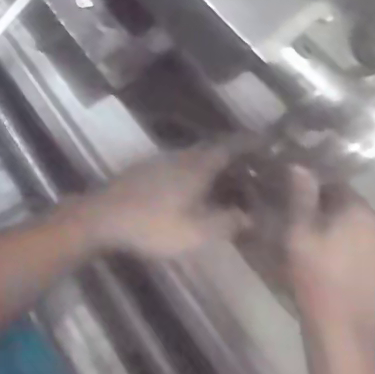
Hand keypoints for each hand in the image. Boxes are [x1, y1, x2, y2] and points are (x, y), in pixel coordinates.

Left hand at [70, 144, 250, 257]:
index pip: (228, 146)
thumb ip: (226, 222)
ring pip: (197, 158)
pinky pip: (184, 166)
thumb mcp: (195, 232)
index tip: (271, 141)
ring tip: (240, 184)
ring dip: (219, 167)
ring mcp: (161, 162)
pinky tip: (206, 192)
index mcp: (194, 166)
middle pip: (213, 150)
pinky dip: (202, 174)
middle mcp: (179, 157)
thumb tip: (252, 215)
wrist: (102, 216)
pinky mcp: (148, 172)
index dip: (250, 143)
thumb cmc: (152, 224)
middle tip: (262, 169)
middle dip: (238, 157)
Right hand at [284, 167, 374, 338]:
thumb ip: (301, 195)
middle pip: (354, 207)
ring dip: (349, 231)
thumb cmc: (316, 274)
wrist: (346, 330)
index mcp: (361, 211)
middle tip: (309, 225)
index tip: (299, 202)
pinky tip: (344, 264)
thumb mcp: (298, 231)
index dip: (316, 191)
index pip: (337, 185)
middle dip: (333, 210)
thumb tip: (301, 165)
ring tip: (326, 246)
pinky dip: (361, 250)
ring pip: (366, 228)